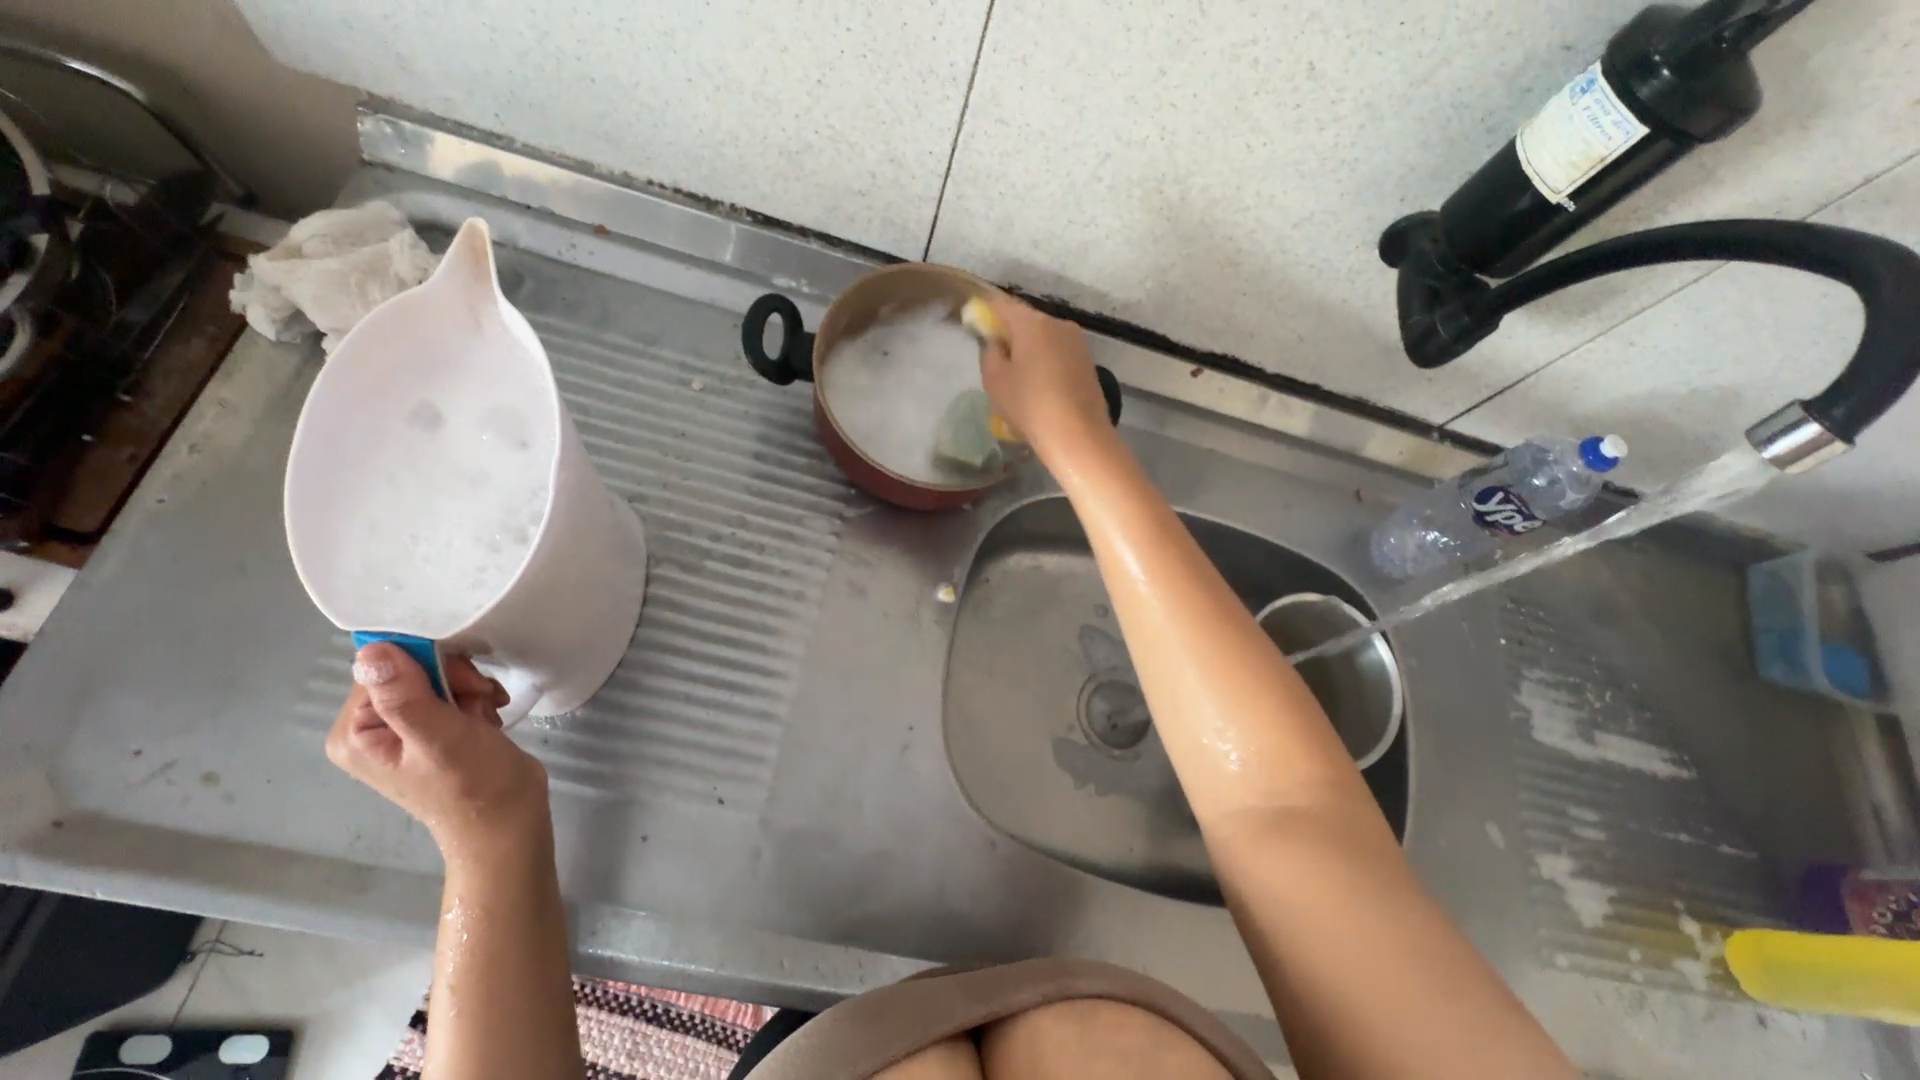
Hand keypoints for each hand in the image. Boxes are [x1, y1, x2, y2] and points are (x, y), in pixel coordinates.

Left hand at [326, 643, 551, 863]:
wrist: (508, 823)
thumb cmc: (474, 785)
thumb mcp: (440, 738)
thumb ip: (404, 696)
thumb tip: (371, 650)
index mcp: (356, 733)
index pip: (383, 667)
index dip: (428, 663)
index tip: (467, 683)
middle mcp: (371, 729)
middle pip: (410, 668)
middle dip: (454, 677)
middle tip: (481, 699)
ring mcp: (403, 730)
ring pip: (435, 677)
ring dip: (470, 687)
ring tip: (487, 711)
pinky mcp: (433, 730)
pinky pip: (450, 692)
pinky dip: (475, 697)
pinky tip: (488, 716)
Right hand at [979, 296, 1120, 464]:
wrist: (1078, 435)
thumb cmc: (1030, 405)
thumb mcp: (995, 380)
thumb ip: (989, 352)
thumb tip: (996, 342)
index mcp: (1033, 322)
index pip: (1002, 305)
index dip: (985, 313)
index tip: (975, 328)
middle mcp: (1058, 323)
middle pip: (1026, 321)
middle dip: (1009, 334)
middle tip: (996, 359)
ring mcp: (1077, 342)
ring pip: (1044, 338)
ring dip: (1029, 350)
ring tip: (1018, 378)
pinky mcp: (1088, 362)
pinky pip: (1058, 353)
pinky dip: (1045, 363)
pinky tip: (1039, 386)